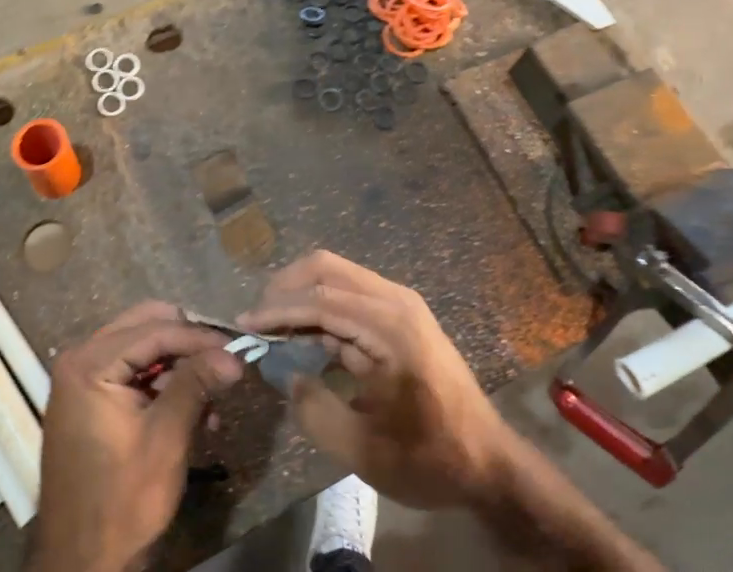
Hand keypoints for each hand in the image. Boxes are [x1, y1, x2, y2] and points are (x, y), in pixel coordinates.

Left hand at [27, 301, 243, 571]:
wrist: (84, 559)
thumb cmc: (124, 497)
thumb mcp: (166, 436)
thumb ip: (196, 384)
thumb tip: (235, 353)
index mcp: (88, 363)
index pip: (154, 329)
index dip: (200, 337)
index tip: (241, 347)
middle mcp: (80, 361)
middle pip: (145, 329)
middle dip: (189, 345)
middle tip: (227, 363)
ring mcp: (82, 382)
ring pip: (143, 352)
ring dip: (180, 369)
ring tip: (214, 400)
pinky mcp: (91, 403)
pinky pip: (134, 376)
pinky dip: (164, 387)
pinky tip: (196, 414)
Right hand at [239, 251, 510, 509]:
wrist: (490, 463)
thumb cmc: (430, 458)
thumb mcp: (362, 449)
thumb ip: (313, 410)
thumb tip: (284, 375)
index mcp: (391, 328)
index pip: (320, 300)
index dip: (276, 310)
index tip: (242, 327)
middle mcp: (396, 302)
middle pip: (326, 269)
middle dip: (285, 288)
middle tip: (256, 321)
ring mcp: (401, 306)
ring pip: (337, 277)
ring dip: (301, 296)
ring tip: (271, 330)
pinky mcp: (401, 317)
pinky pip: (350, 296)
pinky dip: (320, 308)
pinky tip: (301, 339)